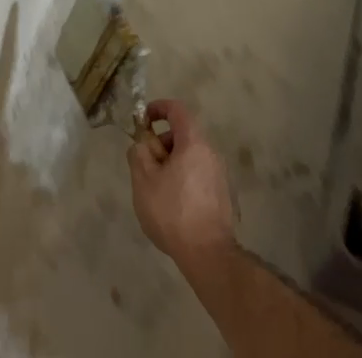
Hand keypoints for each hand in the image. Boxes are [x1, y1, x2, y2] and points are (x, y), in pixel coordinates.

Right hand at [127, 99, 235, 268]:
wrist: (207, 252)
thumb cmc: (172, 211)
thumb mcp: (144, 180)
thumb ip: (139, 153)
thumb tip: (142, 144)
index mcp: (194, 143)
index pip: (177, 110)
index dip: (158, 108)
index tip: (142, 121)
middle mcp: (211, 153)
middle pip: (184, 135)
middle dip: (161, 143)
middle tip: (145, 166)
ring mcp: (220, 174)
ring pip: (191, 156)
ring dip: (171, 163)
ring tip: (156, 189)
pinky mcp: (222, 194)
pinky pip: (198, 174)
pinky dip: (183, 177)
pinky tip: (173, 204)